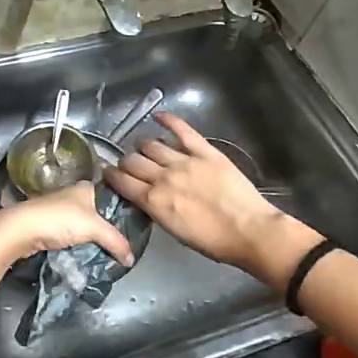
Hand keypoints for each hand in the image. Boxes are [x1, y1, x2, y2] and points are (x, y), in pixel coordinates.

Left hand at [0, 182, 133, 267]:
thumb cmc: (60, 220)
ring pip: (86, 226)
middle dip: (110, 229)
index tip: (136, 228)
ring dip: (95, 239)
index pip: (113, 196)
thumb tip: (131, 258)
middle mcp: (75, 196)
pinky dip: (81, 244)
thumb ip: (116, 241)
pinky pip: (74, 236)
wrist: (22, 229)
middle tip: (124, 246)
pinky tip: (89, 254)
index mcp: (87, 187)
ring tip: (110, 253)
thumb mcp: (94, 228)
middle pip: (100, 213)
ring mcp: (62, 211)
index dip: (125, 211)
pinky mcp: (51, 226)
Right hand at [105, 114, 319, 286]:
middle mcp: (164, 177)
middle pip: (133, 161)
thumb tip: (149, 198)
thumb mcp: (175, 232)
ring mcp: (185, 161)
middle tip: (128, 164)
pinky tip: (159, 116)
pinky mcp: (205, 152)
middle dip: (126, 162)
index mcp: (154, 202)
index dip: (112, 176)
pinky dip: (169, 120)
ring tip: (143, 147)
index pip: (123, 182)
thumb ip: (158, 210)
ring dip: (143, 146)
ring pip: (152, 145)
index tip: (109, 173)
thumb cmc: (214, 241)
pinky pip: (183, 130)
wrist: (249, 231)